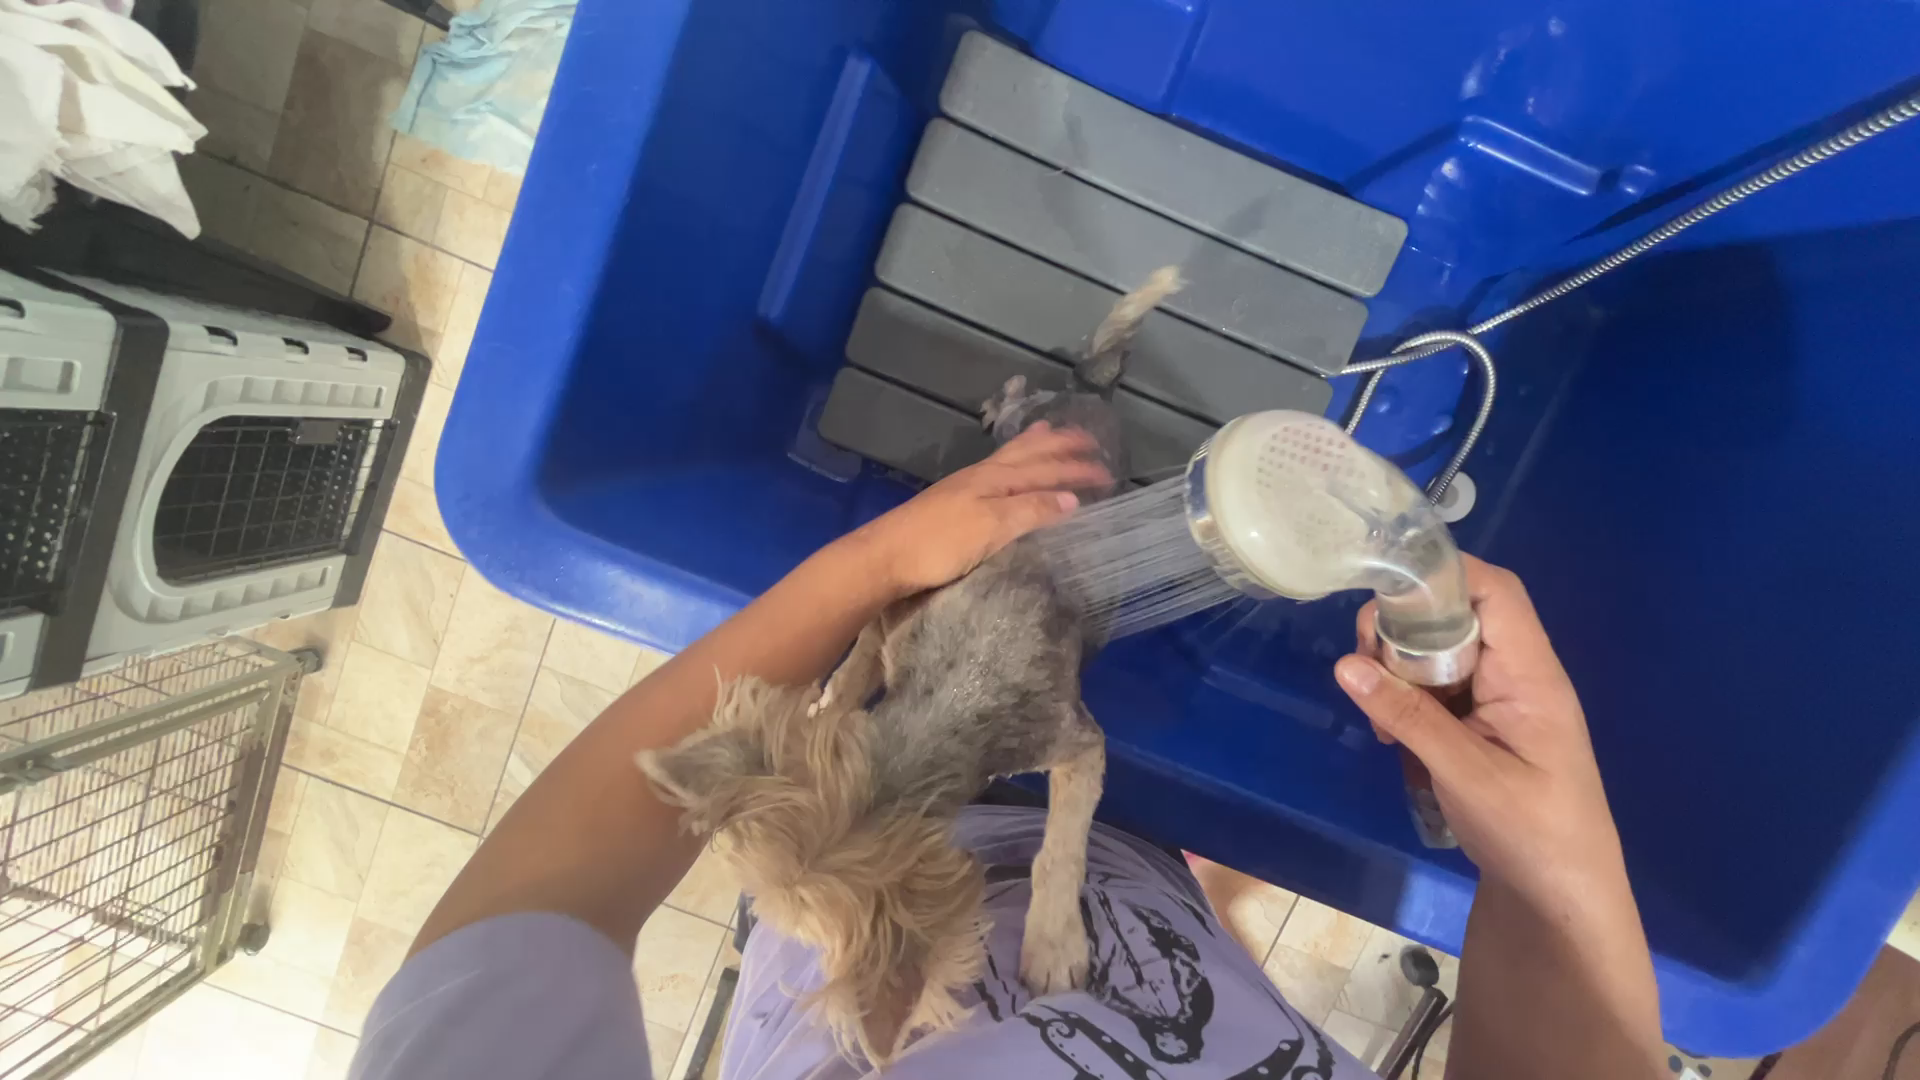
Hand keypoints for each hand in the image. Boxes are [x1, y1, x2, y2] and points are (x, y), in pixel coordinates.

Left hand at [846, 423, 1111, 596]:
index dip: (1078, 469)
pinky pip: (996, 470)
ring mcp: (966, 486)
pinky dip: (1013, 462)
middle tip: (1089, 439)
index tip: (1110, 473)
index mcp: (996, 479)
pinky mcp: (954, 501)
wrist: (884, 557)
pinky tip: (1008, 470)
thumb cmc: (939, 544)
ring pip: (1010, 457)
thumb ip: (1031, 510)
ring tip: (1049, 432)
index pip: (1047, 468)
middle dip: (1061, 446)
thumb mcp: (992, 528)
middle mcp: (983, 475)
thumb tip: (1073, 499)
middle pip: (1029, 453)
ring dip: (1035, 446)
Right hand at [1333, 556, 1627, 907]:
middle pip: (1451, 614)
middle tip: (1367, 668)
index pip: (1495, 592)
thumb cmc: (1532, 833)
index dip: (1443, 573)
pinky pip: (1428, 685)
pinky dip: (1399, 697)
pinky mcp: (1473, 720)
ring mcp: (1492, 696)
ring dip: (1394, 670)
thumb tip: (1344, 664)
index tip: (1384, 589)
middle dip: (1400, 630)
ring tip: (1379, 716)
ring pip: (1431, 650)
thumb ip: (1408, 715)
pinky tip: (1390, 733)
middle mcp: (1512, 673)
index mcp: (1529, 674)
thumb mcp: (1466, 773)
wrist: (1558, 898)